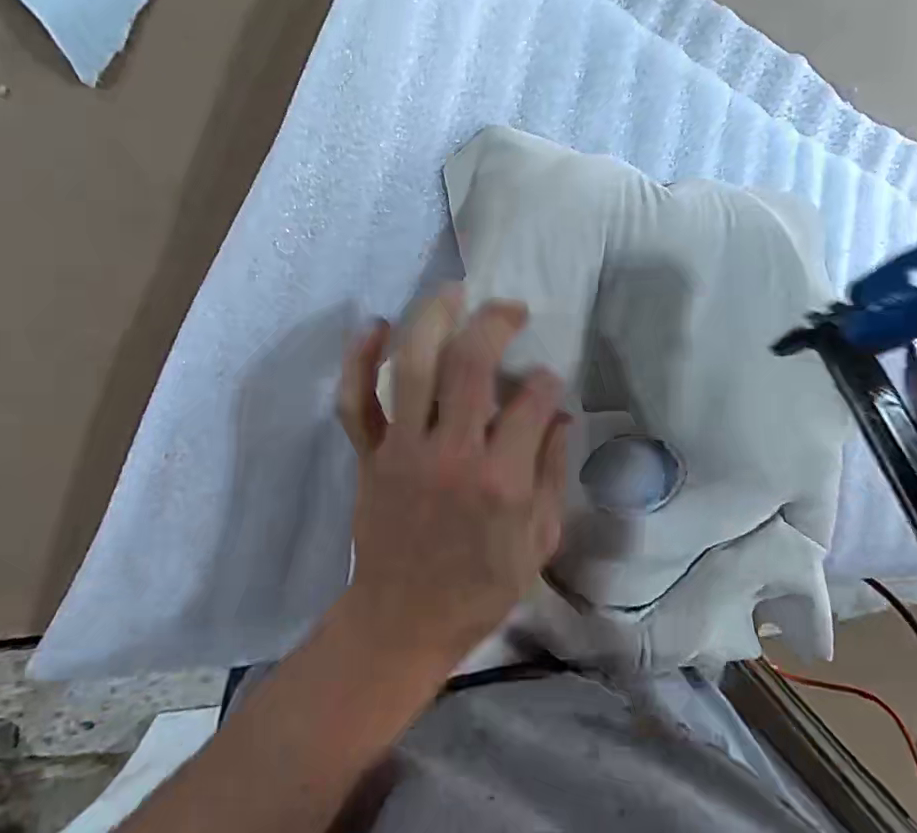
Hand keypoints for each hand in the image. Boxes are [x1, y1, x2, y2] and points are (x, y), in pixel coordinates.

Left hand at [335, 285, 568, 663]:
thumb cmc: (482, 587)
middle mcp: (453, 455)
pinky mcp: (368, 458)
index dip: (547, 383)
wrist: (402, 624)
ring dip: (432, 320)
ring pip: (412, 368)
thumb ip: (554, 474)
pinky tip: (374, 325)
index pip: (534, 401)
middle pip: (470, 366)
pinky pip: (355, 402)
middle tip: (511, 309)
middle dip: (495, 324)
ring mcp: (403, 452)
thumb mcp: (541, 539)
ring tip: (453, 292)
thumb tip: (561, 417)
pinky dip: (358, 361)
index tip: (549, 384)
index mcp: (503, 480)